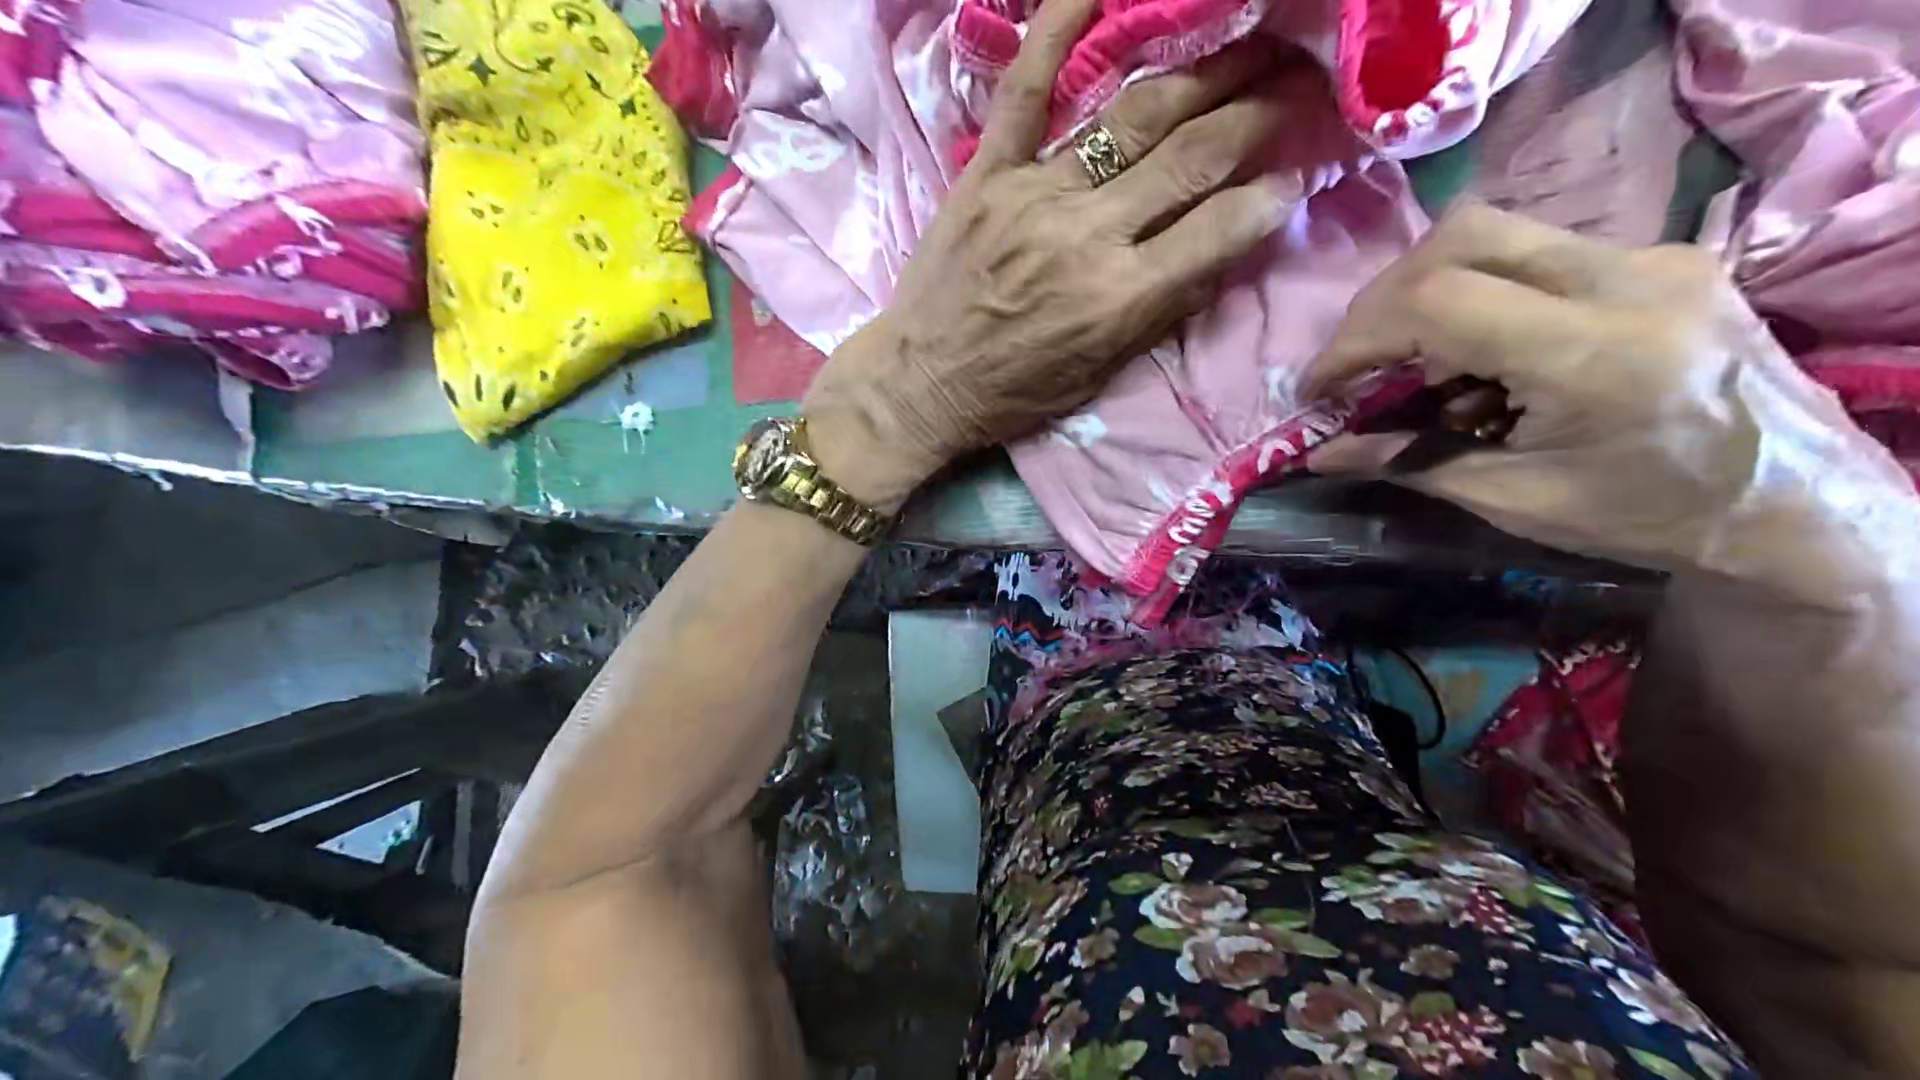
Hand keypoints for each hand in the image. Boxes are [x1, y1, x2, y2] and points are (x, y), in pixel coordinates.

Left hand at [802, 0, 1306, 511]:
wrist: (921, 385)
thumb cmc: (1013, 393)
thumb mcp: (1098, 375)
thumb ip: (1160, 312)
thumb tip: (1223, 250)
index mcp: (1119, 297)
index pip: (1220, 228)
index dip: (1270, 196)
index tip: (1297, 173)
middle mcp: (1086, 235)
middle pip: (1190, 156)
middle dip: (1255, 116)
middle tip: (1295, 85)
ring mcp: (1034, 196)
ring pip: (1133, 116)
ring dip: (1200, 73)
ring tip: (1245, 42)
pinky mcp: (987, 176)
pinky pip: (1025, 92)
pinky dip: (1057, 30)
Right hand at [1305, 202, 1916, 600]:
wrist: (1798, 502)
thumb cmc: (1649, 514)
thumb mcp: (1512, 499)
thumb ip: (1407, 462)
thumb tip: (1320, 454)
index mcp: (1595, 352)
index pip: (1437, 302)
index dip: (1355, 340)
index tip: (1321, 388)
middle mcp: (1627, 280)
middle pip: (1459, 240)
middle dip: (1381, 303)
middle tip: (1359, 362)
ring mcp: (1651, 259)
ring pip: (1493, 234)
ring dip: (1425, 293)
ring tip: (1418, 362)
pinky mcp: (1657, 260)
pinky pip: (1533, 254)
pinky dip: (1476, 296)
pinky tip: (1481, 354)